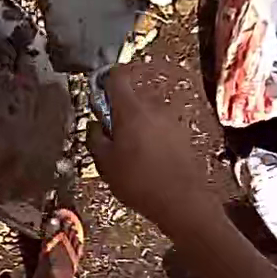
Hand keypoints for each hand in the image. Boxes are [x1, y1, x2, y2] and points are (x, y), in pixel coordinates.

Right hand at [87, 62, 226, 237]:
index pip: (116, 77)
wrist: (180, 200)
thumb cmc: (139, 181)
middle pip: (131, 95)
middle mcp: (153, 107)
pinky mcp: (182, 133)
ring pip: (146, 112)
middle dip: (118, 110)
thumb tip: (95, 126)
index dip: (103, 81)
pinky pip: (159, 126)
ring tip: (126, 151)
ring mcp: (171, 119)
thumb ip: (95, 138)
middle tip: (108, 133)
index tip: (96, 95)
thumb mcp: (104, 162)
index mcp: (130, 109)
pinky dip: (150, 135)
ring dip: (135, 124)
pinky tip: (145, 158)